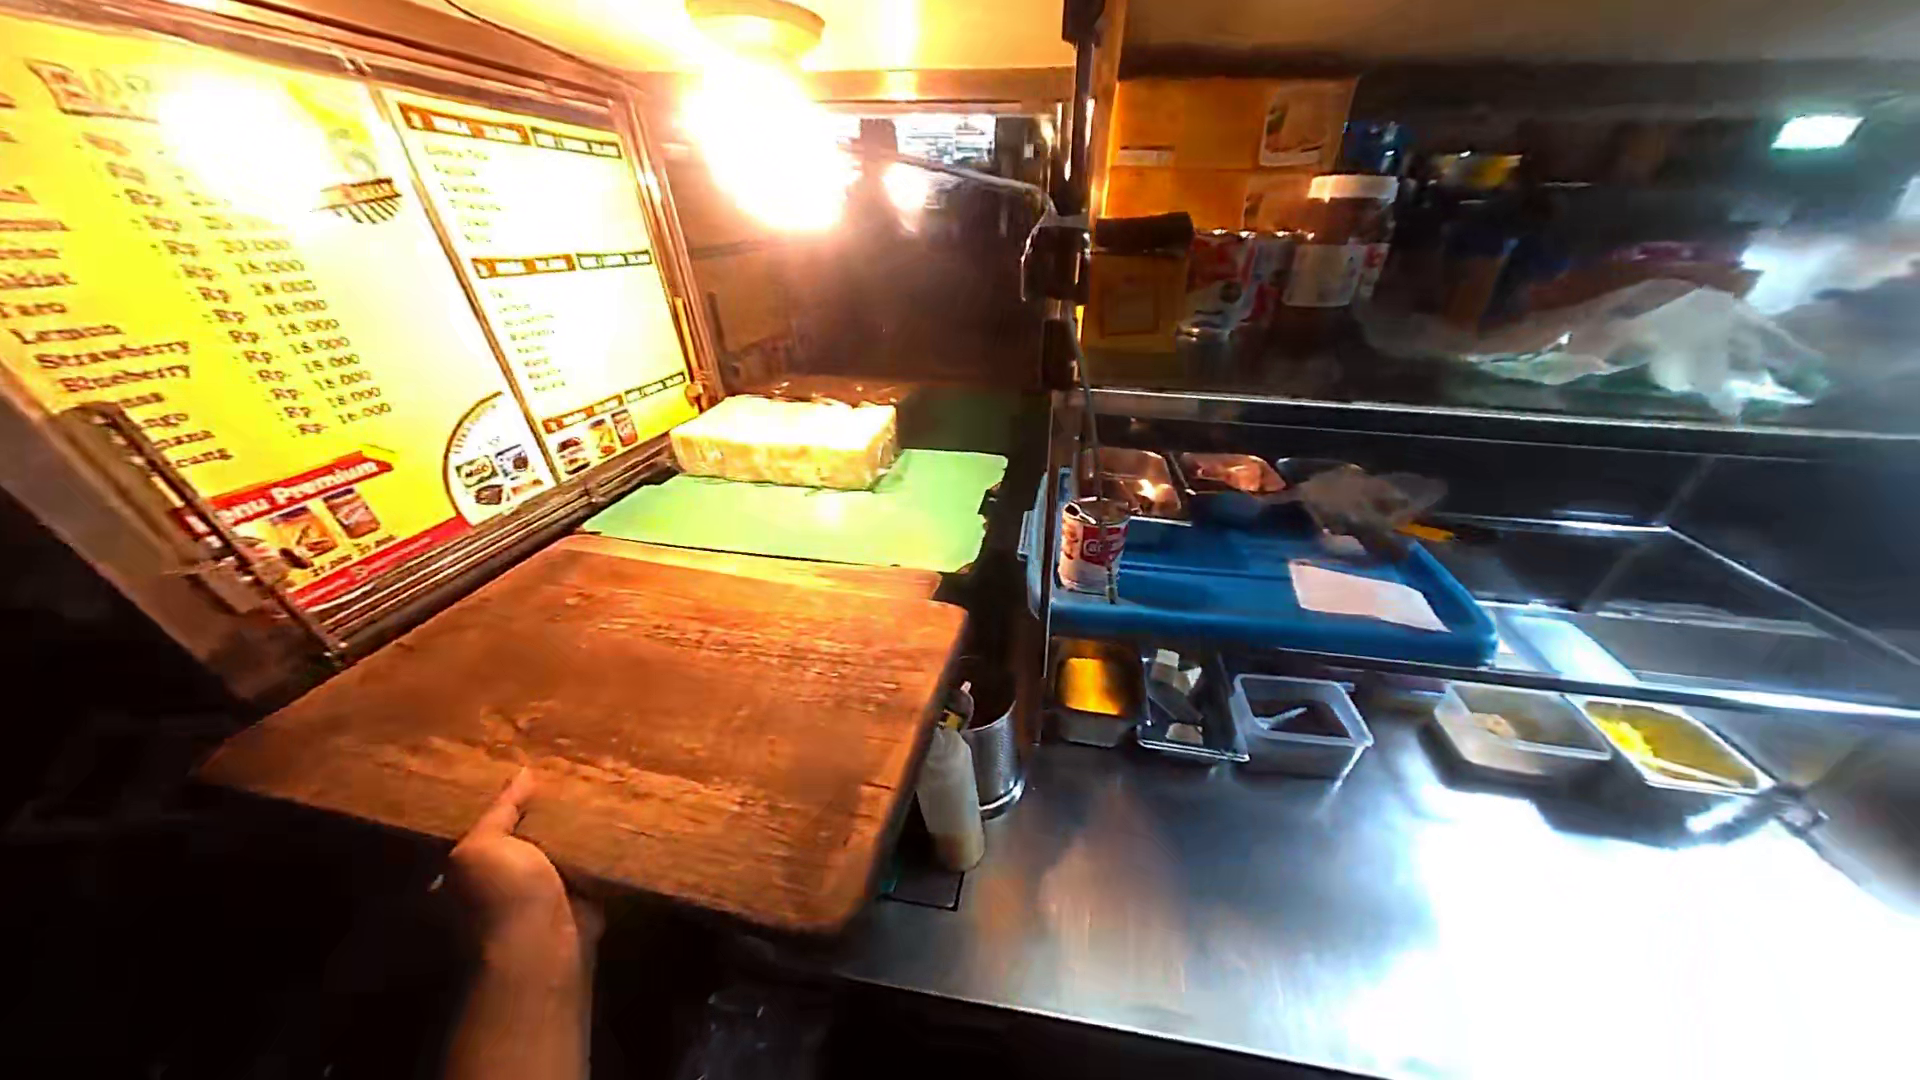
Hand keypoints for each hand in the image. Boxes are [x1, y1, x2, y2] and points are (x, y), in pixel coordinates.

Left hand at [450, 768, 603, 963]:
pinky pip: (595, 859)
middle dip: (554, 808)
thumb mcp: (485, 845)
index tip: (542, 769)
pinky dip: (605, 843)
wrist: (542, 944)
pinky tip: (621, 814)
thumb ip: (501, 810)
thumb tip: (522, 772)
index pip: (496, 825)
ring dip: (584, 824)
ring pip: (567, 844)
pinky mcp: (584, 893)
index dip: (515, 799)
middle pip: (534, 832)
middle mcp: (510, 879)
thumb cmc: (504, 894)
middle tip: (581, 771)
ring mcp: (549, 888)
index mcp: (479, 868)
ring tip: (607, 783)